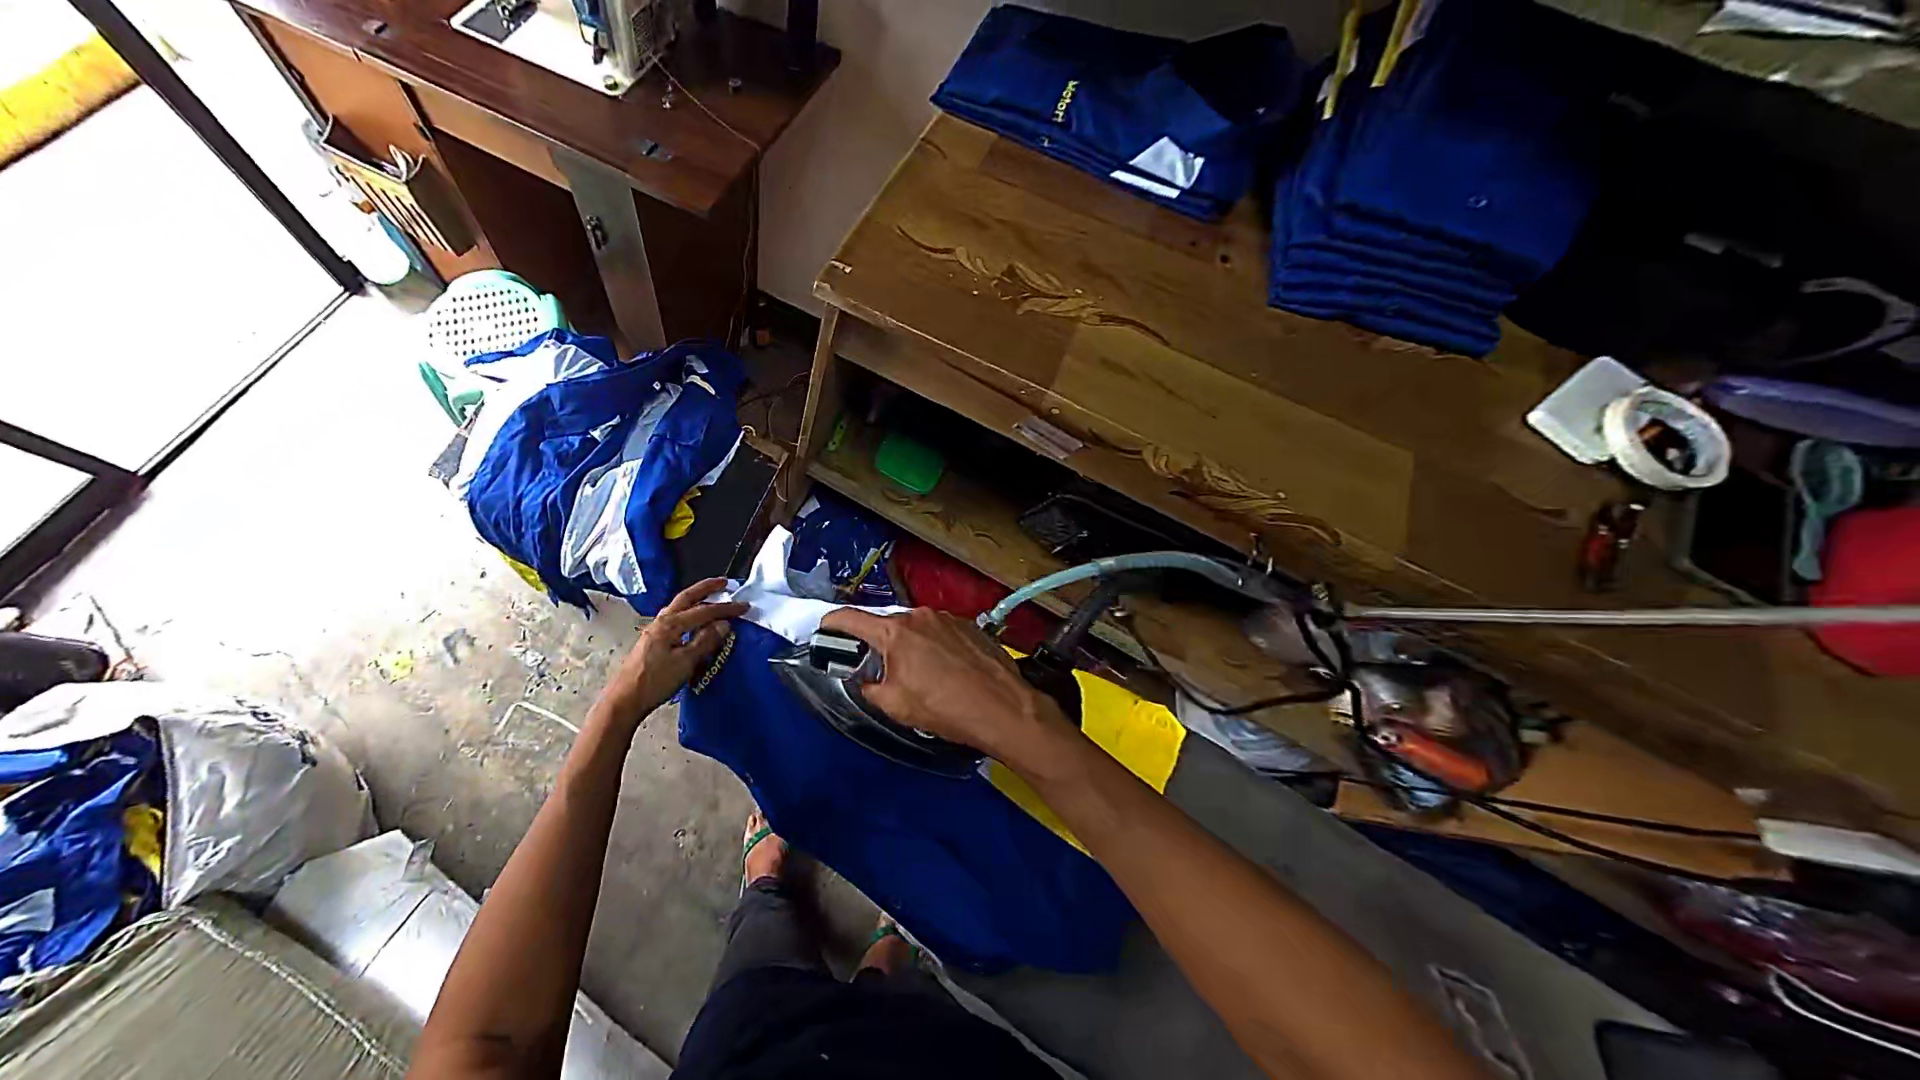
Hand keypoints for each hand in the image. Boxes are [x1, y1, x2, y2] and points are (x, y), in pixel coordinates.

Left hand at [594, 578, 747, 731]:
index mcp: (670, 624)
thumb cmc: (655, 681)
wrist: (625, 700)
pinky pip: (675, 618)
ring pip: (679, 607)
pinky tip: (693, 620)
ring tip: (711, 596)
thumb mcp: (686, 662)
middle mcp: (661, 622)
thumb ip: (705, 640)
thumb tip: (724, 624)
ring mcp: (655, 630)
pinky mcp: (653, 641)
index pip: (704, 611)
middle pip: (687, 598)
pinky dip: (688, 612)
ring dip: (696, 599)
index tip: (744, 606)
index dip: (726, 609)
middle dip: (706, 588)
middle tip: (724, 582)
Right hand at [820, 607, 1065, 763]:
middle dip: (881, 646)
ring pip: (917, 630)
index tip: (825, 629)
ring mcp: (948, 618)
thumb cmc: (947, 707)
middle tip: (883, 672)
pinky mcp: (970, 626)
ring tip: (924, 679)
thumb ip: (869, 688)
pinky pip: (942, 633)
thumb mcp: (895, 705)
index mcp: (895, 632)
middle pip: (888, 626)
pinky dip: (937, 648)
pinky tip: (948, 673)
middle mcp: (921, 616)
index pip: (851, 618)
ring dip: (913, 648)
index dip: (832, 624)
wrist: (1001, 707)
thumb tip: (867, 681)